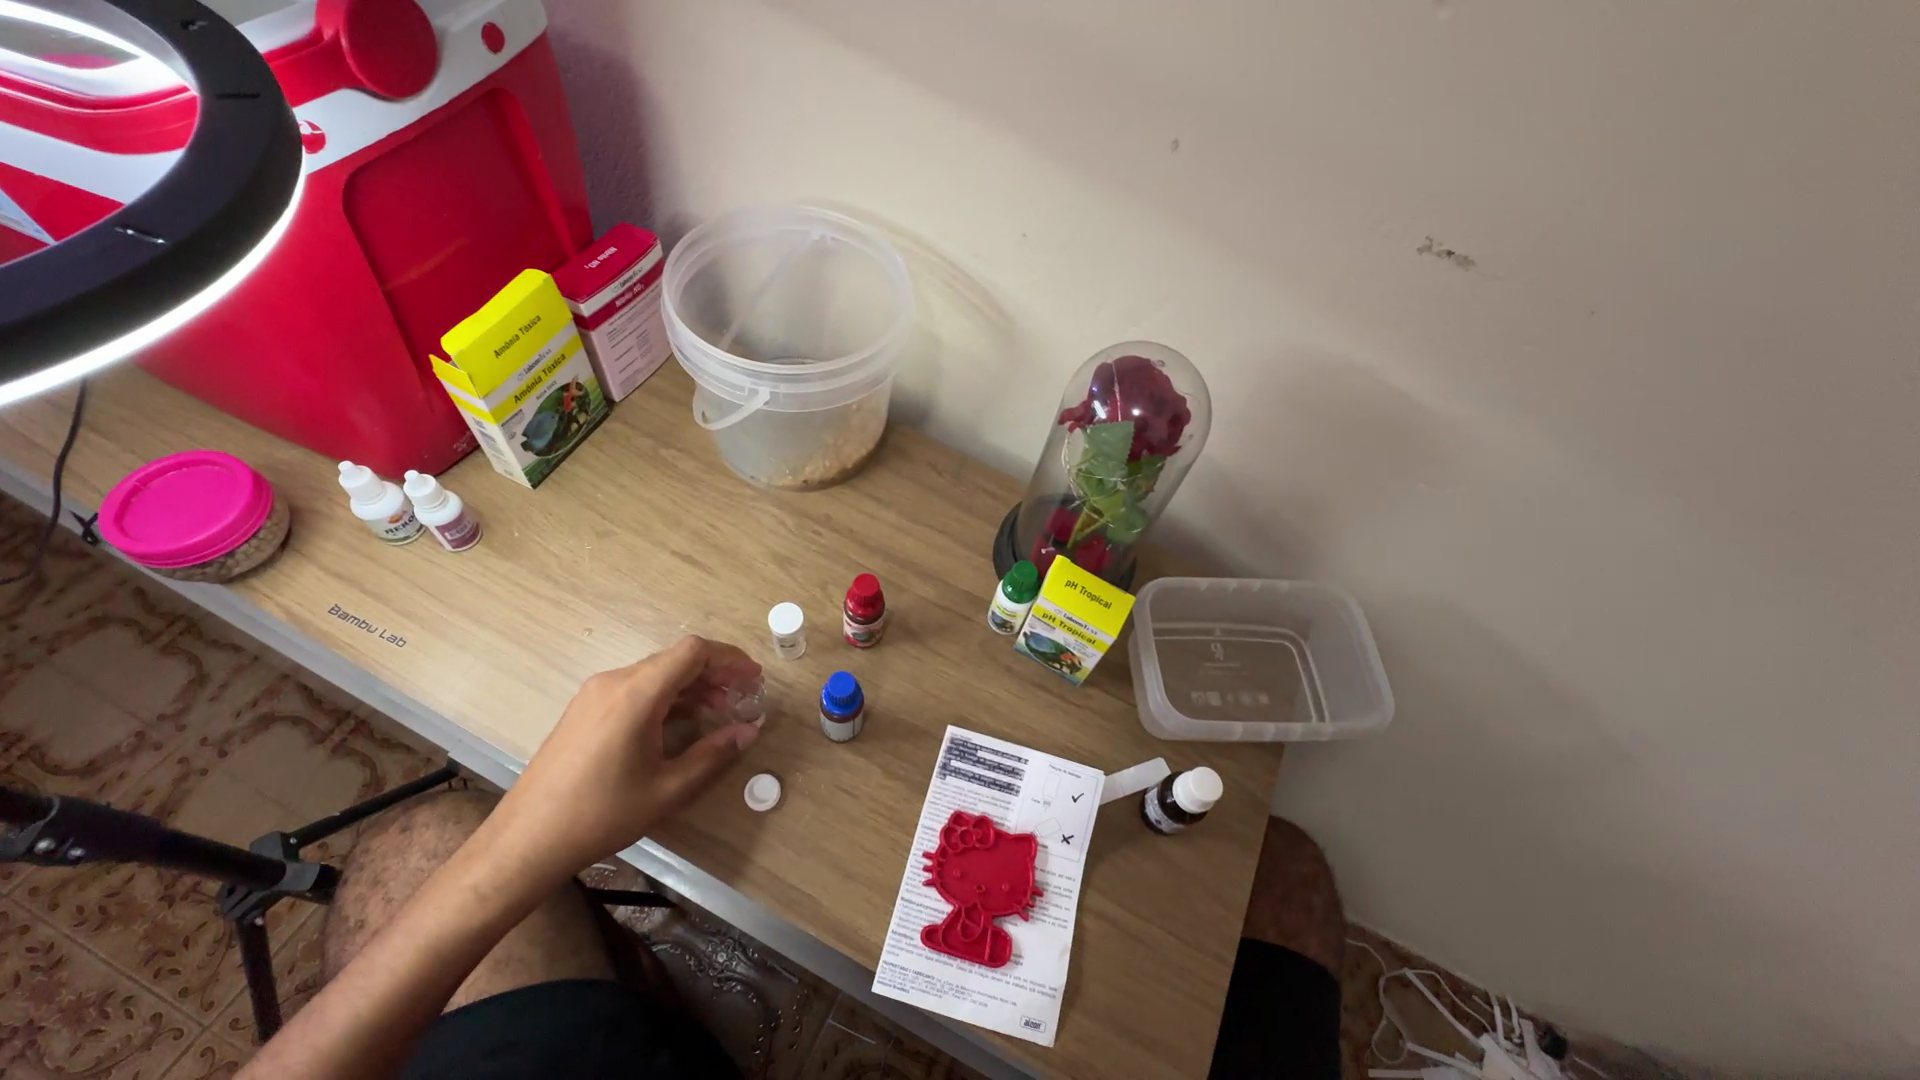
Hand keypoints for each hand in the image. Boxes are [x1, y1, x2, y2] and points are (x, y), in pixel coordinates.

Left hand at [490, 636, 763, 875]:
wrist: (528, 839)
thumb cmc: (602, 814)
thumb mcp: (668, 789)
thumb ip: (713, 754)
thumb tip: (749, 731)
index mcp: (636, 694)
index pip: (693, 652)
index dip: (730, 658)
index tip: (754, 678)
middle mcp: (614, 682)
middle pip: (675, 659)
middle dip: (715, 673)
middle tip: (745, 697)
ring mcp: (594, 694)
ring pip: (656, 672)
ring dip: (692, 685)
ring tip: (721, 711)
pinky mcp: (584, 710)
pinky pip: (636, 688)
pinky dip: (667, 696)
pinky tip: (682, 722)